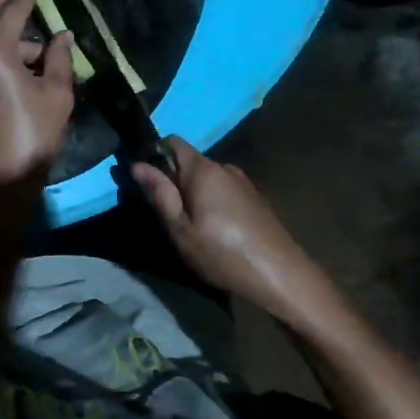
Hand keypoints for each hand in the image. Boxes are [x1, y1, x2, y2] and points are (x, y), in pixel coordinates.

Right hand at [131, 137, 319, 315]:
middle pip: (190, 162)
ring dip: (194, 194)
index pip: (173, 142)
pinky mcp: (255, 198)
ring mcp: (244, 182)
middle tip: (167, 215)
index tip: (146, 180)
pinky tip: (217, 231)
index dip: (154, 154)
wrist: (282, 276)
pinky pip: (224, 190)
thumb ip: (160, 194)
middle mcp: (225, 168)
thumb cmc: (223, 253)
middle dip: (174, 180)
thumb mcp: (181, 229)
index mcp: (204, 170)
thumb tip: (138, 164)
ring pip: (207, 179)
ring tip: (192, 226)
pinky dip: (213, 202)